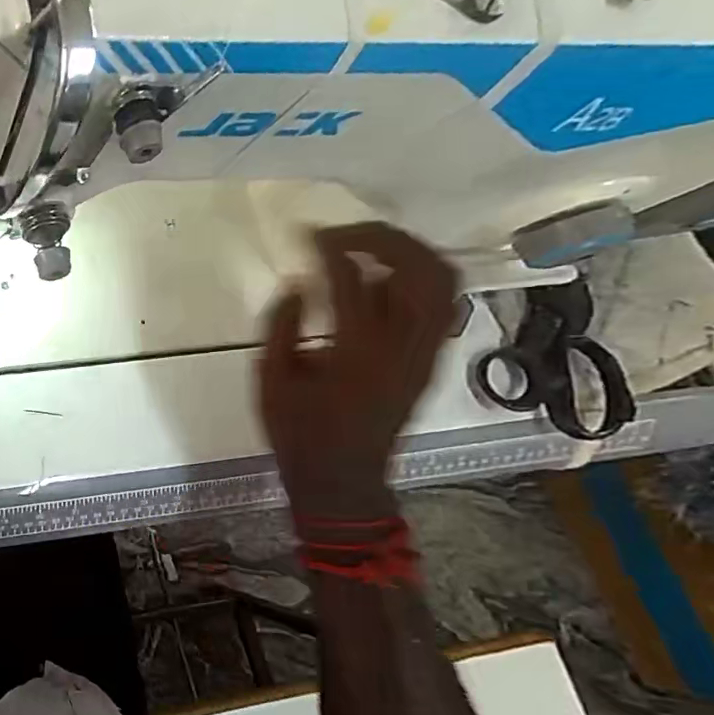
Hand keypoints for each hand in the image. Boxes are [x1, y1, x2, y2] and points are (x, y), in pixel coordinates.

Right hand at [259, 222, 459, 522]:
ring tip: (369, 248)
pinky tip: (386, 281)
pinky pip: (442, 305)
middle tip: (344, 234)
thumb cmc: (299, 434)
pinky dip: (418, 279)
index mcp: (355, 352)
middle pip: (417, 268)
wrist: (344, 480)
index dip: (329, 247)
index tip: (308, 235)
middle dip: (381, 238)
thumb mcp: (271, 382)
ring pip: (441, 282)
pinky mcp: (432, 361)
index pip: (351, 279)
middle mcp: (402, 346)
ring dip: (408, 253)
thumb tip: (297, 285)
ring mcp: (426, 354)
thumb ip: (281, 327)